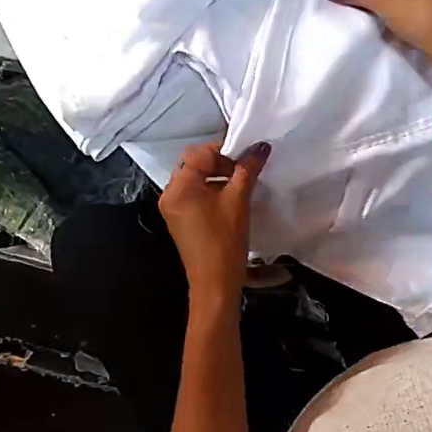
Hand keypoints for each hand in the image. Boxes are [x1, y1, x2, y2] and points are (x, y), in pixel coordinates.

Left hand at [159, 141, 269, 306]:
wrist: (215, 285)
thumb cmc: (224, 242)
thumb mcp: (238, 201)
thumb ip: (248, 169)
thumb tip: (260, 146)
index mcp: (179, 187)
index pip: (200, 152)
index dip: (226, 149)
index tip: (249, 154)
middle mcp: (170, 194)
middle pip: (195, 164)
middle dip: (222, 161)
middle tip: (247, 167)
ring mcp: (174, 209)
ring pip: (196, 179)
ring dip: (218, 175)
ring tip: (243, 181)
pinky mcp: (181, 220)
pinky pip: (195, 195)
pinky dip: (212, 190)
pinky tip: (232, 196)